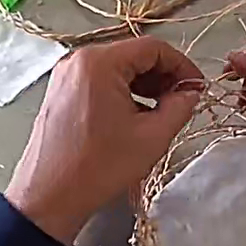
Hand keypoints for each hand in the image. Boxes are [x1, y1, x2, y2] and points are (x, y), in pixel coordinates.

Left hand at [4, 37, 203, 242]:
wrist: (48, 197)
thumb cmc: (100, 165)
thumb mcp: (153, 136)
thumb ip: (181, 106)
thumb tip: (191, 93)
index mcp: (100, 63)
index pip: (153, 48)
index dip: (182, 65)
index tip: (197, 88)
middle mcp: (79, 60)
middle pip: (134, 54)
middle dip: (164, 75)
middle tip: (183, 100)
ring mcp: (66, 76)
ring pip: (119, 67)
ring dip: (146, 83)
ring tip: (164, 110)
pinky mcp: (61, 92)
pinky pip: (101, 80)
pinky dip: (125, 91)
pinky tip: (138, 115)